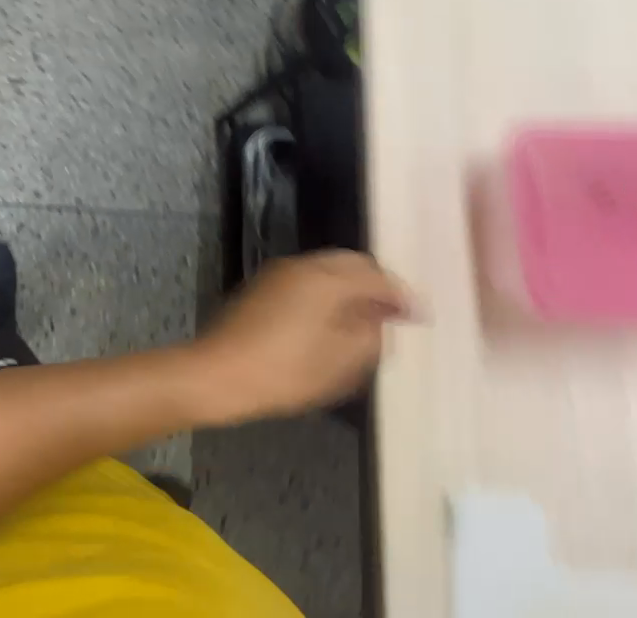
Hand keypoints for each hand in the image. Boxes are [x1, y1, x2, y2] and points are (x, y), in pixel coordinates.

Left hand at [181, 251, 412, 426]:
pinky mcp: (262, 288)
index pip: (376, 275)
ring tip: (368, 320)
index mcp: (325, 279)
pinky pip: (307, 280)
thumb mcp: (341, 362)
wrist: (217, 374)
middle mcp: (302, 266)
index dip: (402, 296)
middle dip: (376, 284)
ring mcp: (278, 274)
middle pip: (351, 263)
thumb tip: (381, 319)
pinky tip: (333, 321)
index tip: (419, 317)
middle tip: (395, 313)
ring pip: (327, 269)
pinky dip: (328, 293)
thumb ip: (371, 335)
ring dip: (351, 287)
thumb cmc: (284, 371)